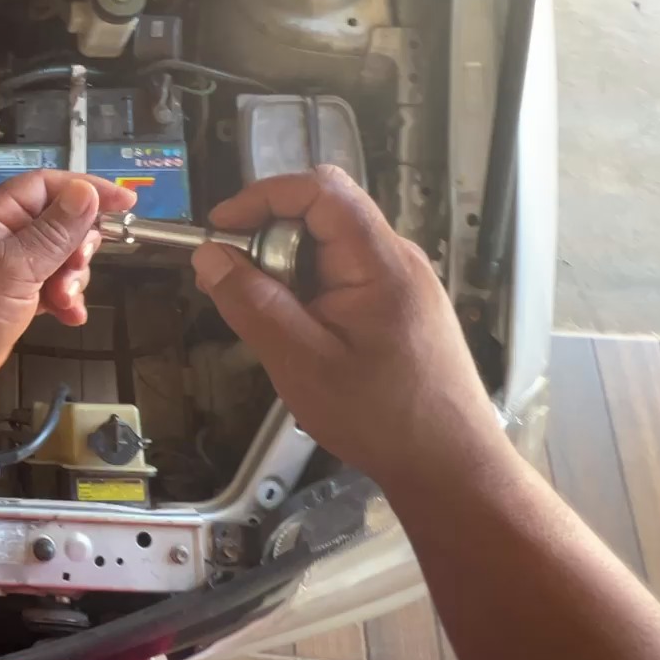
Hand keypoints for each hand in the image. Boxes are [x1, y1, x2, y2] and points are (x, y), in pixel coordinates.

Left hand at [0, 171, 136, 415]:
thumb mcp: (13, 268)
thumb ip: (53, 232)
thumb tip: (86, 191)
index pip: (46, 185)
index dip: (85, 189)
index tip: (125, 205)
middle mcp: (0, 235)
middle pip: (58, 221)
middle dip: (77, 246)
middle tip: (74, 270)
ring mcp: (7, 266)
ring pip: (59, 256)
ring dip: (71, 277)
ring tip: (62, 301)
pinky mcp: (14, 295)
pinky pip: (52, 285)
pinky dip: (65, 298)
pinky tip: (68, 317)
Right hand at [190, 166, 507, 491]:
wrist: (451, 470)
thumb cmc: (379, 417)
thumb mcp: (299, 361)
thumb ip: (250, 302)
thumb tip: (207, 255)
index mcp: (380, 263)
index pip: (321, 190)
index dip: (262, 196)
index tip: (221, 229)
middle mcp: (394, 259)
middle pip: (319, 210)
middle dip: (265, 233)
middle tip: (234, 279)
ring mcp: (396, 280)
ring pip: (322, 241)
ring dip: (279, 263)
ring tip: (259, 311)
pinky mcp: (391, 303)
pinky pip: (334, 269)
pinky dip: (298, 283)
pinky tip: (289, 324)